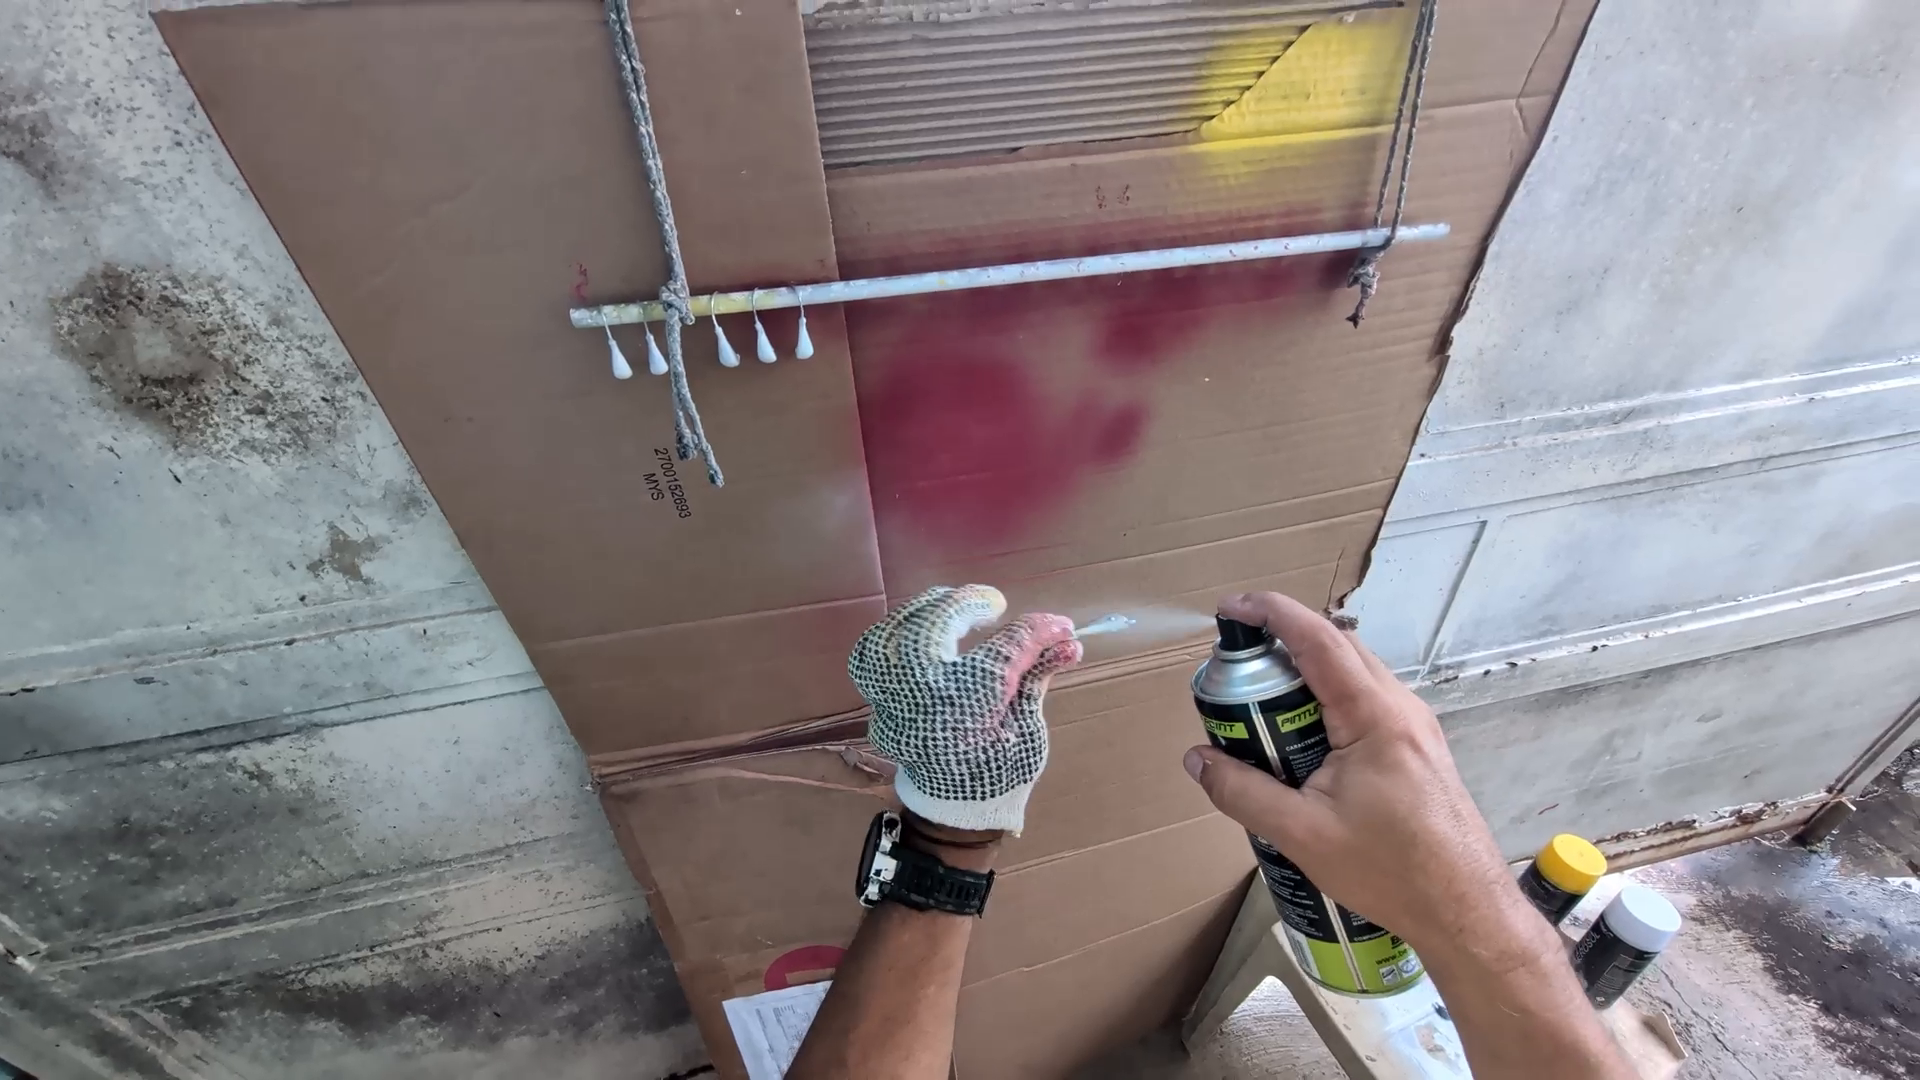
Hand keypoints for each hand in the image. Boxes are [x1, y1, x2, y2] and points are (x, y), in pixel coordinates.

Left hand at [850, 585, 1081, 834]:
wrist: (953, 812)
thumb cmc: (998, 769)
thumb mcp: (1026, 726)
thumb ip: (1039, 673)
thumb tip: (1068, 638)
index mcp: (968, 704)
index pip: (1006, 649)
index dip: (1037, 631)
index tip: (1060, 624)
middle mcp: (922, 696)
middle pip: (935, 625)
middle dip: (967, 604)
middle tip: (994, 603)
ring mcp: (891, 698)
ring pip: (894, 633)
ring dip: (927, 610)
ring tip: (955, 605)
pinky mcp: (877, 700)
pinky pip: (874, 655)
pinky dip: (898, 632)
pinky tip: (925, 625)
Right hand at [1182, 591, 1513, 952]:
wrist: (1470, 915)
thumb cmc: (1393, 872)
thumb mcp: (1302, 835)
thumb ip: (1243, 792)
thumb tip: (1196, 759)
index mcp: (1374, 717)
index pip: (1318, 641)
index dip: (1271, 613)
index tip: (1230, 609)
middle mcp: (1400, 708)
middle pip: (1337, 645)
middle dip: (1283, 635)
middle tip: (1236, 656)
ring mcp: (1413, 725)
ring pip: (1353, 668)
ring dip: (1305, 664)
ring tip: (1261, 691)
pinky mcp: (1415, 745)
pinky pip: (1364, 695)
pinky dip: (1325, 690)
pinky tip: (1301, 729)